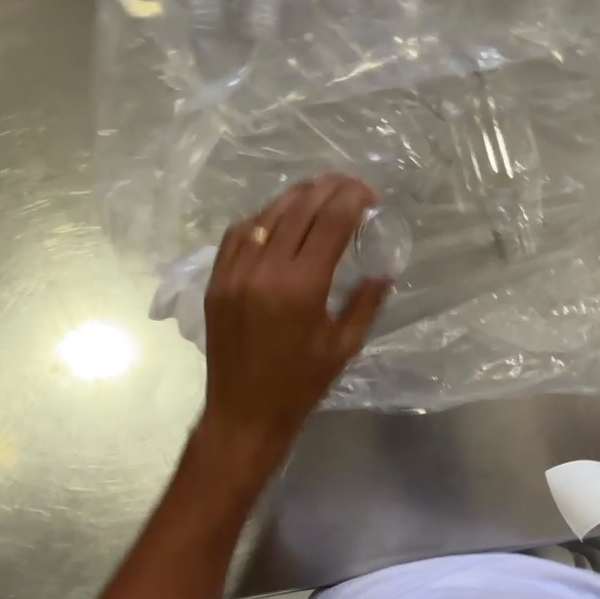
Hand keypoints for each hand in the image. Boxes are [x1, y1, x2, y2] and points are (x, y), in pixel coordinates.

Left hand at [196, 174, 389, 467]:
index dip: (352, 200)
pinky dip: (261, 220)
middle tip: (347, 185)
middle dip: (327, 190)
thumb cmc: (300, 386)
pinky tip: (276, 220)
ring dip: (294, 199)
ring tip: (316, 193)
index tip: (368, 194)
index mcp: (303, 287)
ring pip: (266, 217)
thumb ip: (364, 304)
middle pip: (299, 210)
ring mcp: (235, 273)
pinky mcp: (216, 282)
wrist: (245, 413)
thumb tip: (383, 272)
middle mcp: (266, 271)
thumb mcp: (342, 347)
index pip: (331, 223)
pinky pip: (237, 236)